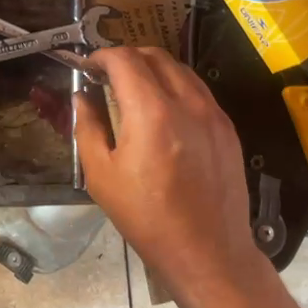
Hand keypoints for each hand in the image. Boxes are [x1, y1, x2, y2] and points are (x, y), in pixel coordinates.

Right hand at [76, 47, 258, 297]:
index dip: (101, 56)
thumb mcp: (101, 175)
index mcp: (151, 112)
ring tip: (134, 90)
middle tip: (106, 76)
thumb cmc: (146, 218)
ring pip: (180, 69)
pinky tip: (163, 111)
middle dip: (126, 58)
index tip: (88, 67)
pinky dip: (176, 86)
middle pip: (154, 55)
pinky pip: (198, 90)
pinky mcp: (227, 127)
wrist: (208, 252)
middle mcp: (186, 102)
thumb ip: (87, 127)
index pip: (124, 60)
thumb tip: (80, 97)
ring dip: (152, 69)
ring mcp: (212, 113)